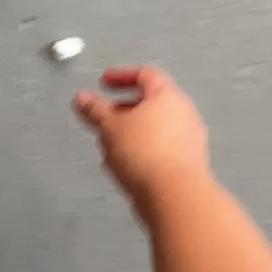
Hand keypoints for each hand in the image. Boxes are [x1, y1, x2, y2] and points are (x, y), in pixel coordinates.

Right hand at [74, 65, 210, 204]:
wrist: (174, 196)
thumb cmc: (148, 156)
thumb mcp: (109, 126)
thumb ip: (94, 109)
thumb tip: (82, 99)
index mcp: (167, 96)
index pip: (144, 75)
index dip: (121, 76)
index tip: (106, 81)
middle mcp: (183, 114)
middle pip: (150, 102)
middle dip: (123, 108)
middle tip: (105, 113)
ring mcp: (188, 140)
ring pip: (155, 128)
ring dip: (131, 132)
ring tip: (111, 143)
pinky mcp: (187, 163)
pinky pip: (161, 149)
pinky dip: (142, 150)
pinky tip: (125, 164)